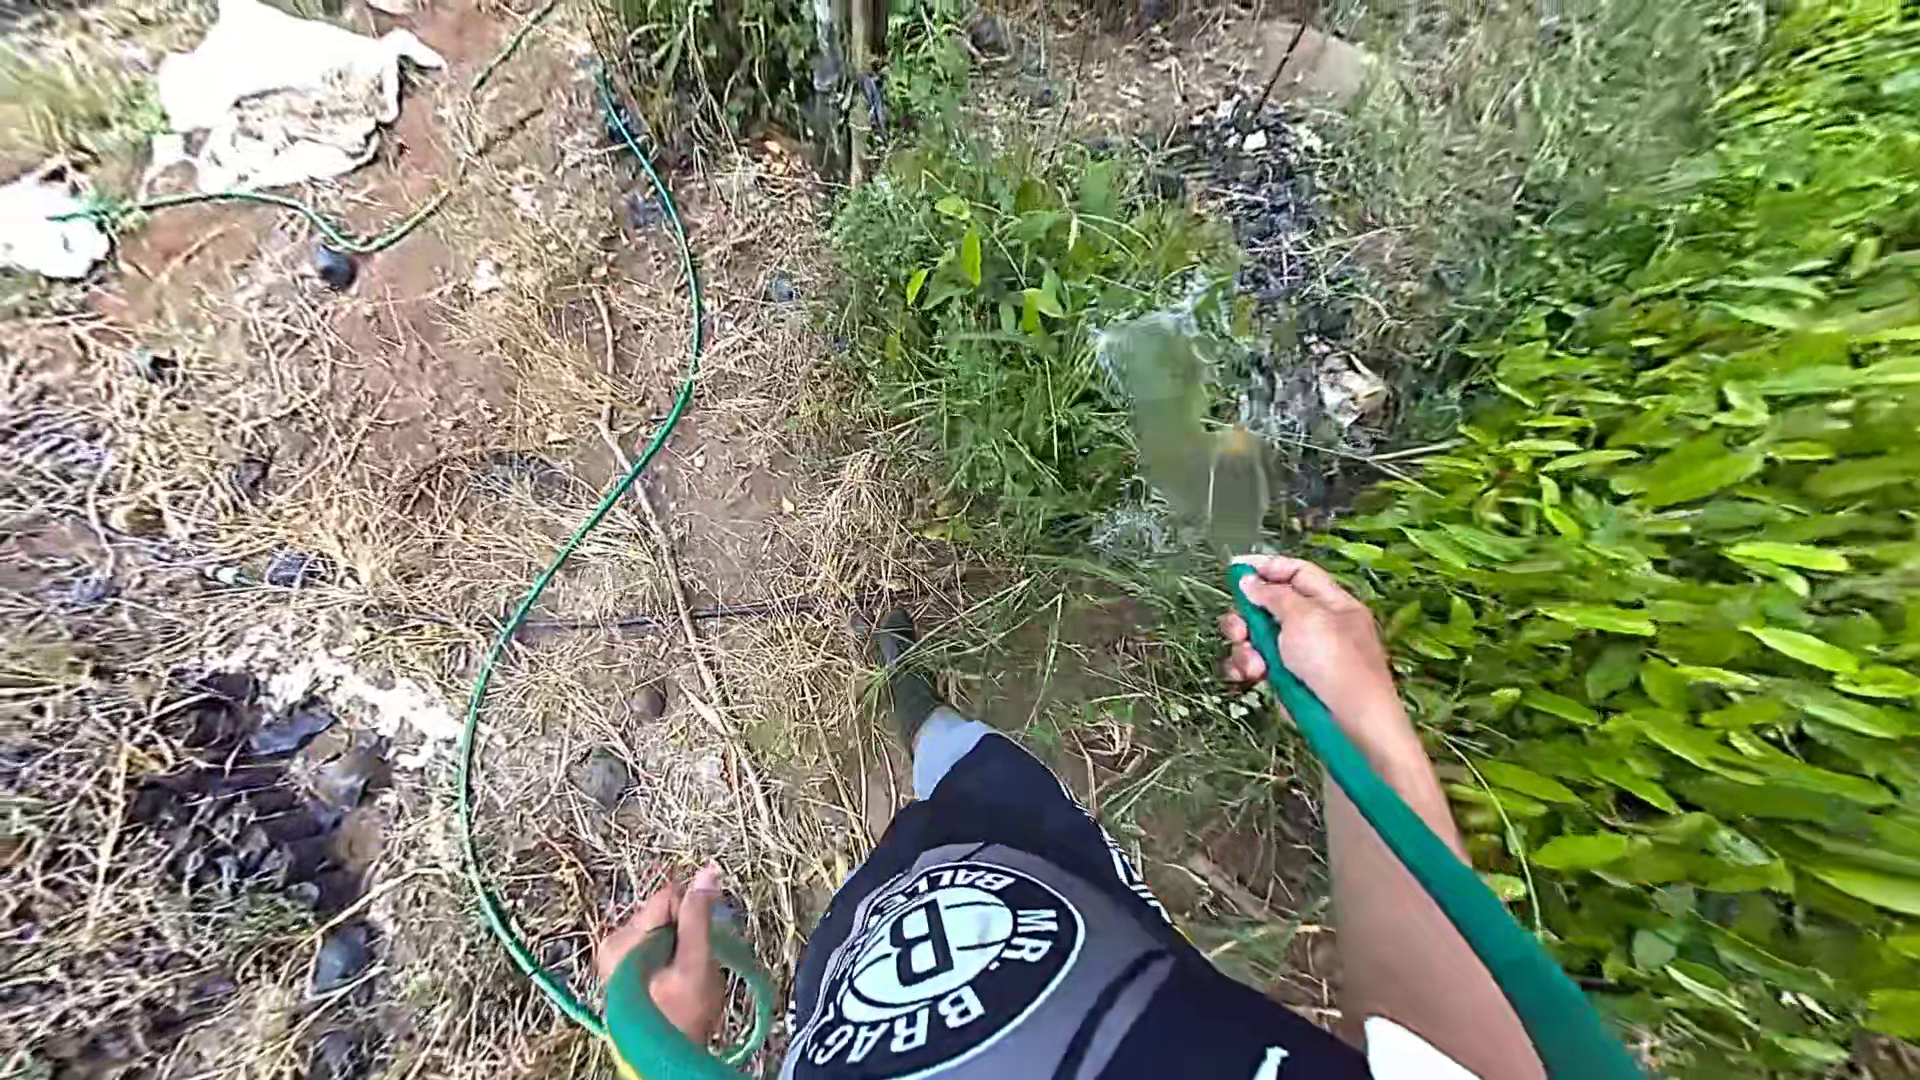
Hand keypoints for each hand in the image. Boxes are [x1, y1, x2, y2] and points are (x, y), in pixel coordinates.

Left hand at [596, 861, 726, 1045]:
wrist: (666, 1064)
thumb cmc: (680, 1018)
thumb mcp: (695, 961)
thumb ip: (699, 914)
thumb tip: (708, 869)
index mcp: (622, 941)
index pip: (669, 896)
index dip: (693, 911)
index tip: (702, 937)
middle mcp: (614, 943)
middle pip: (667, 909)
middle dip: (687, 926)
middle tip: (696, 958)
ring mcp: (619, 956)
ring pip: (667, 922)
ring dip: (684, 939)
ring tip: (687, 970)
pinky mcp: (628, 966)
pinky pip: (660, 938)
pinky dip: (676, 949)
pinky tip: (678, 973)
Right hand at [1218, 555, 1415, 756]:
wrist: (1349, 724)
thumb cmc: (1334, 662)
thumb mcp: (1305, 618)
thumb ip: (1273, 595)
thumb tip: (1248, 580)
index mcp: (1331, 603)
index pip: (1296, 572)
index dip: (1266, 566)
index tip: (1234, 568)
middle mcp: (1314, 624)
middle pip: (1267, 604)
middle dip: (1246, 614)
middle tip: (1237, 627)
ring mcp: (1298, 652)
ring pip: (1255, 635)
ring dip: (1244, 645)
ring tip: (1251, 661)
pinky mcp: (1284, 677)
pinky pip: (1254, 661)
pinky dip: (1246, 666)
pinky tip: (1250, 675)